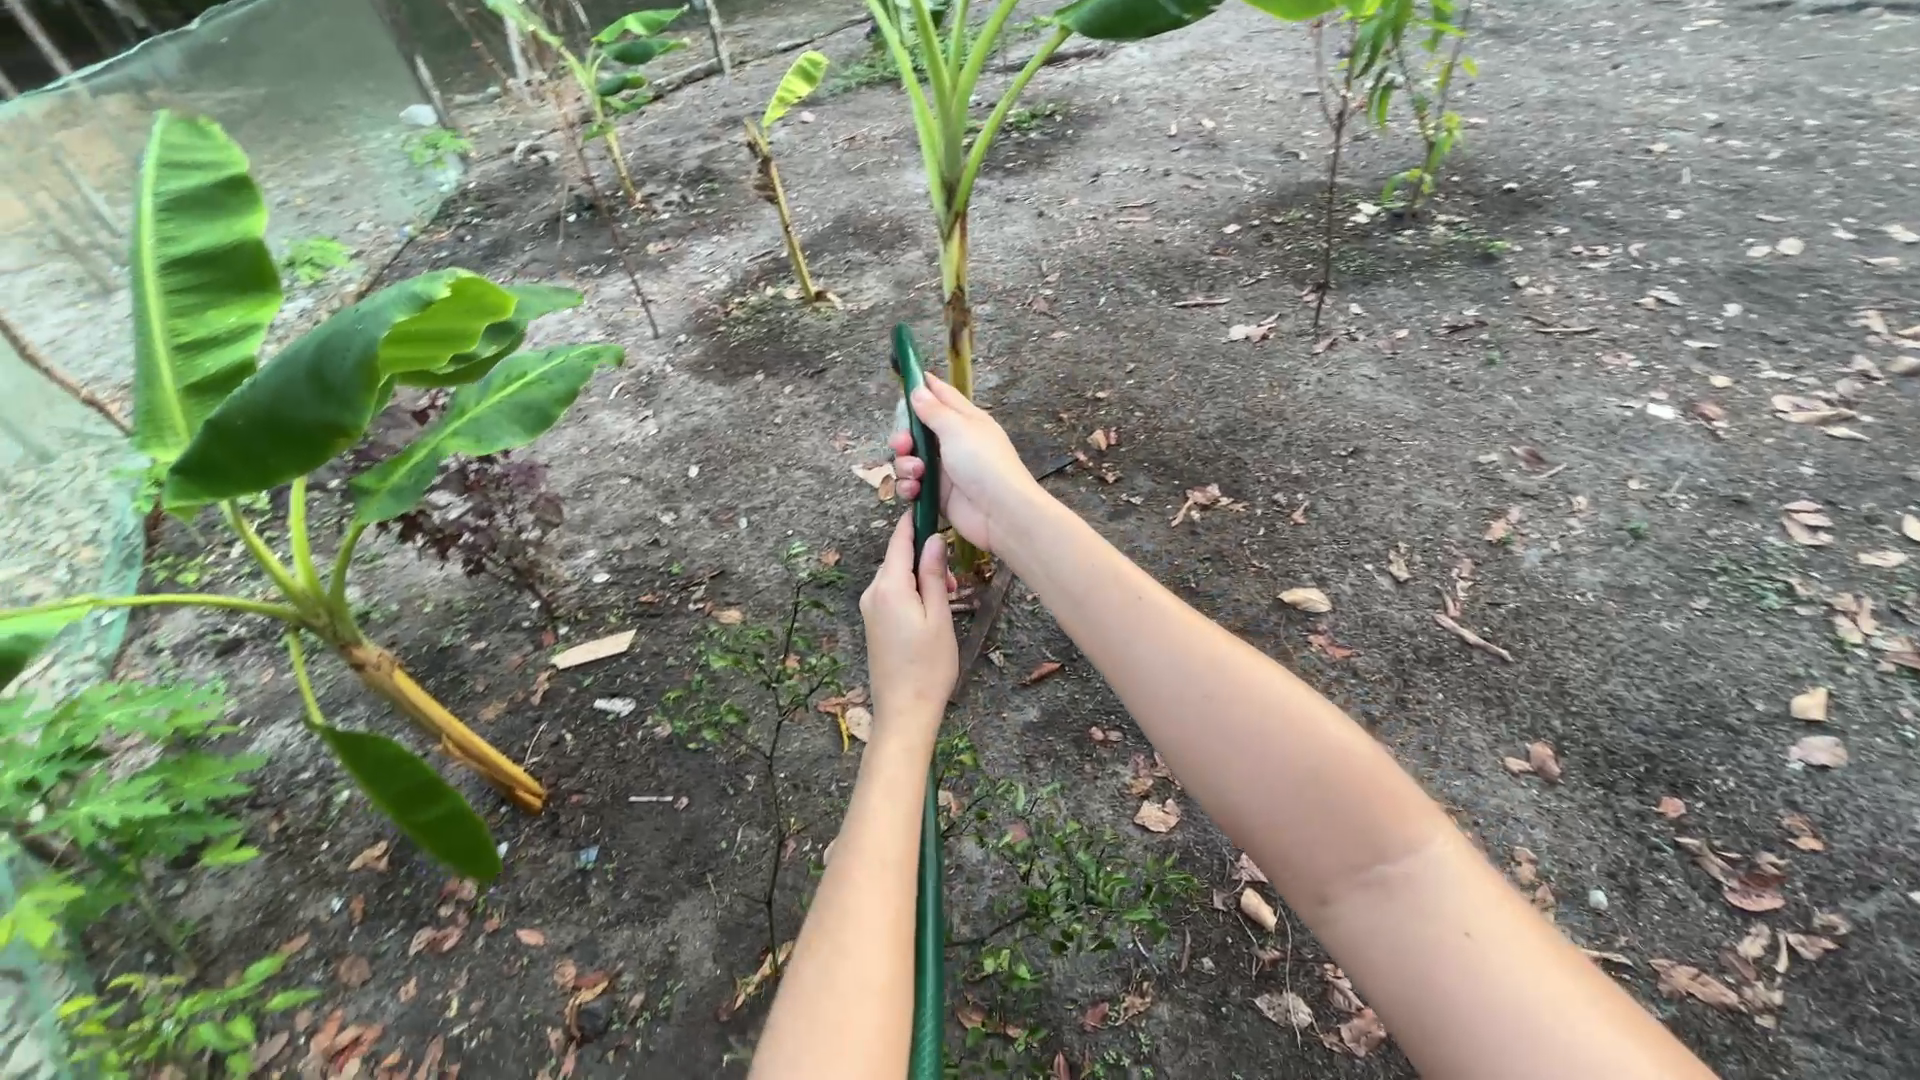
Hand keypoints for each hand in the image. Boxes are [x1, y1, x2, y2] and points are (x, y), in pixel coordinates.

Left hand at [860, 514, 958, 744]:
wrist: (905, 710)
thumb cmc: (928, 666)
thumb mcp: (938, 615)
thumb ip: (933, 573)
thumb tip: (934, 539)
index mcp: (889, 587)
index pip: (900, 540)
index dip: (915, 521)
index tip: (931, 505)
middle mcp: (872, 593)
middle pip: (898, 558)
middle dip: (925, 558)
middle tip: (953, 580)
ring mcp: (870, 609)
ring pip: (897, 577)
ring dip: (920, 578)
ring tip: (946, 599)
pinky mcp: (873, 622)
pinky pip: (892, 594)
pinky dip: (912, 593)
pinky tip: (931, 611)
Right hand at [890, 372, 1043, 555]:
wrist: (1000, 512)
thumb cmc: (983, 463)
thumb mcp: (957, 428)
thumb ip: (934, 410)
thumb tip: (918, 389)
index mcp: (965, 420)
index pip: (942, 396)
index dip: (923, 388)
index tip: (903, 382)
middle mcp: (953, 443)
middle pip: (917, 431)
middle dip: (904, 437)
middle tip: (904, 444)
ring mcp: (944, 470)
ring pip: (911, 459)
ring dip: (906, 464)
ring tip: (917, 472)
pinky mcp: (937, 494)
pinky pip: (913, 485)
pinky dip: (909, 487)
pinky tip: (915, 490)